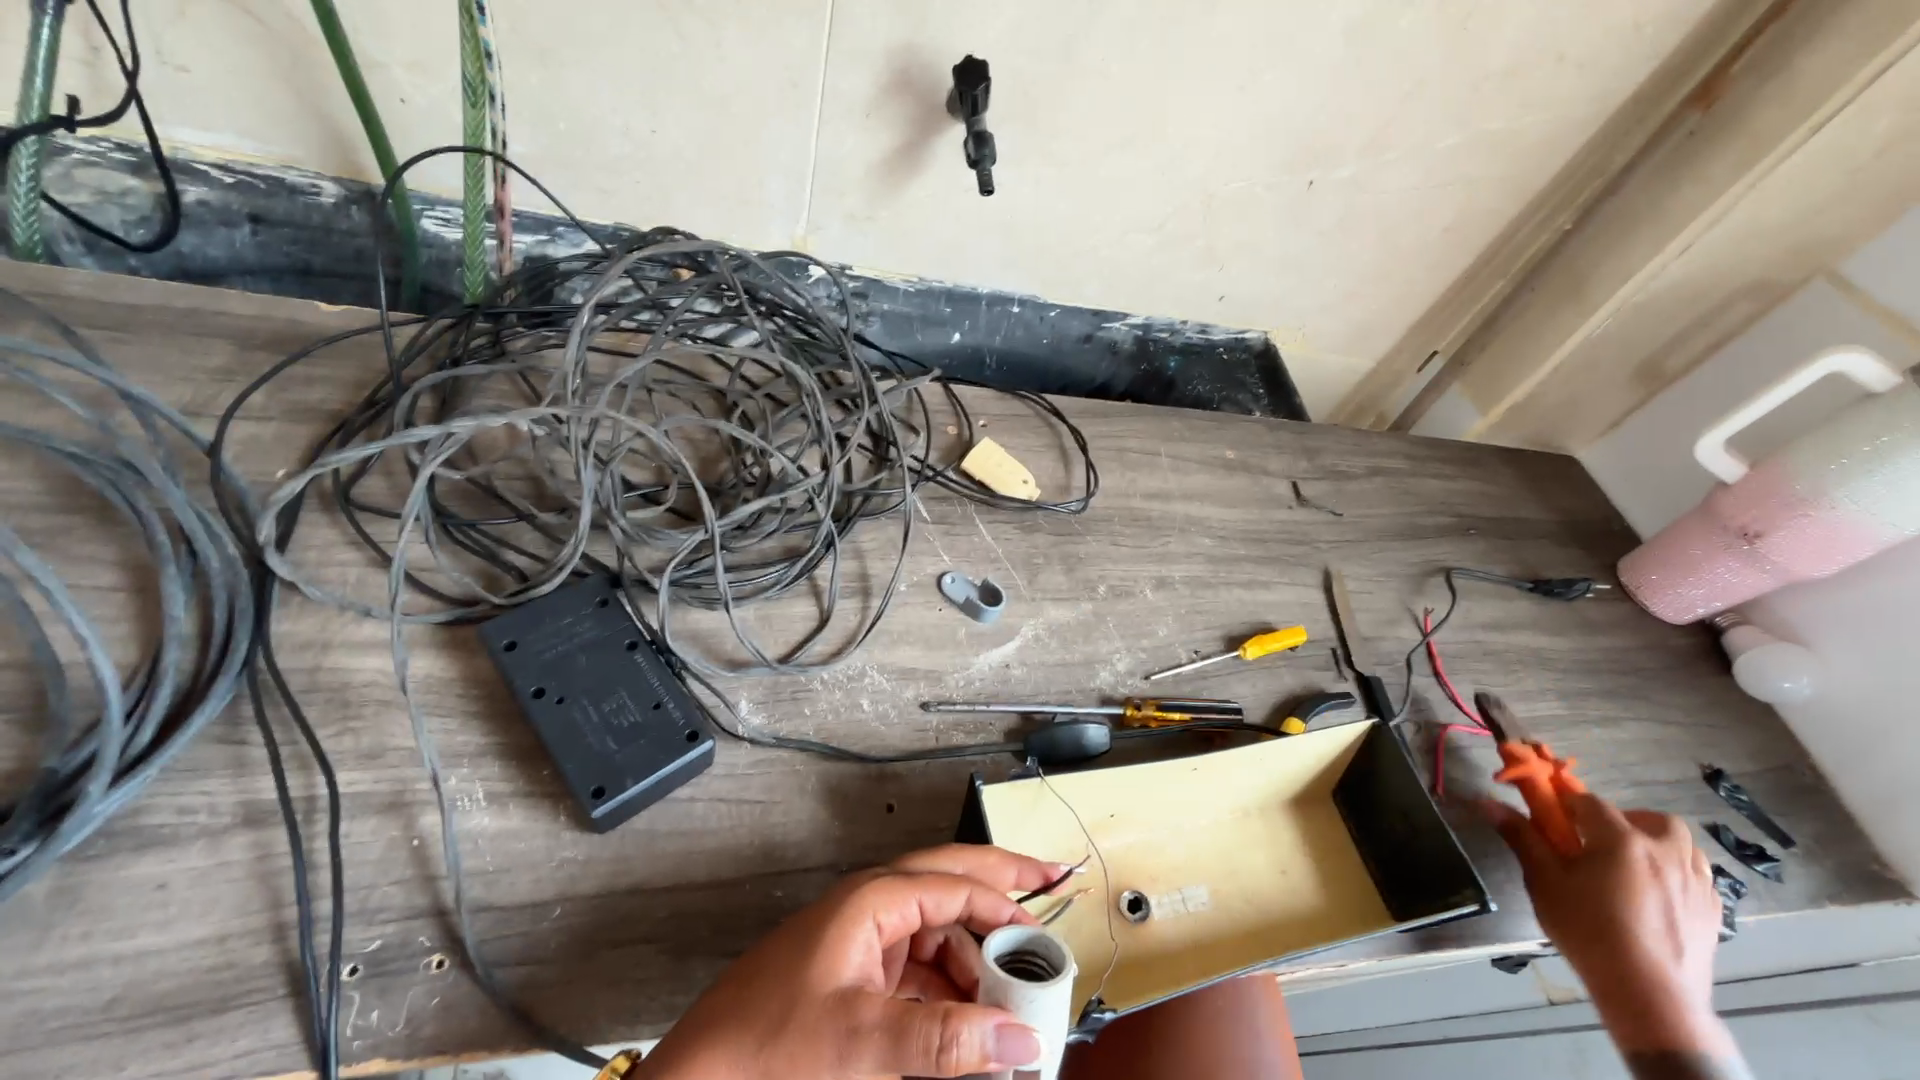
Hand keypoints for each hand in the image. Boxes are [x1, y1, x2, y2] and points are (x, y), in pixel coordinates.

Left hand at [640, 844, 1071, 1079]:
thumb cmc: (765, 1047)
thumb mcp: (866, 1043)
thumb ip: (947, 1040)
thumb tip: (1018, 1041)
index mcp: (871, 902)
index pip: (954, 885)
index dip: (1004, 906)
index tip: (1042, 936)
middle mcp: (869, 911)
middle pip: (947, 879)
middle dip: (999, 879)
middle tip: (1049, 877)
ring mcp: (860, 944)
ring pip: (935, 932)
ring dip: (974, 957)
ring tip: (1011, 993)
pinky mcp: (852, 979)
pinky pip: (915, 972)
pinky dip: (947, 990)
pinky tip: (968, 1021)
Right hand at [1486, 794, 1735, 1057]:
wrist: (1650, 994)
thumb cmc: (1588, 931)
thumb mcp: (1544, 883)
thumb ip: (1522, 838)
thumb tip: (1487, 803)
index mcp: (1620, 839)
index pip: (1589, 802)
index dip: (1568, 805)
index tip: (1554, 821)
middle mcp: (1664, 850)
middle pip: (1650, 817)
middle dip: (1624, 821)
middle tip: (1599, 844)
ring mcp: (1696, 880)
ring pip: (1683, 844)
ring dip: (1657, 843)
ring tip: (1632, 867)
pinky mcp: (1713, 909)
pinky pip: (1699, 875)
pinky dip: (1678, 872)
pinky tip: (1658, 895)